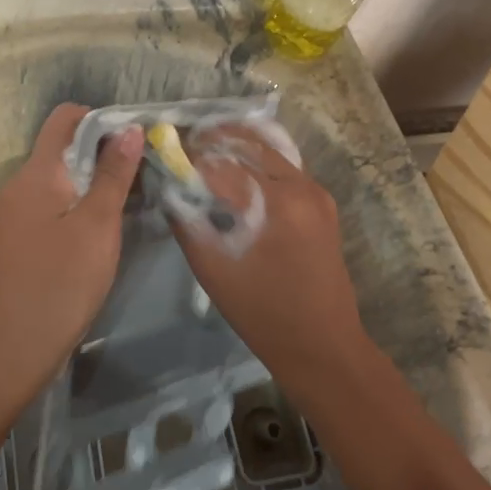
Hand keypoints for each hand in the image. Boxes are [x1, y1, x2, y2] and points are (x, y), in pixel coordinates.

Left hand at [0, 103, 143, 400]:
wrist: (7, 352)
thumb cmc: (58, 285)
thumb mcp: (97, 228)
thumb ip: (113, 176)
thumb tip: (129, 129)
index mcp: (36, 173)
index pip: (65, 119)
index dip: (102, 120)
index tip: (136, 142)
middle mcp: (19, 186)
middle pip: (63, 149)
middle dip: (102, 155)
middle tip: (143, 177)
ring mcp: (14, 215)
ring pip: (58, 181)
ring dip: (92, 185)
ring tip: (129, 206)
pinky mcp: (17, 242)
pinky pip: (50, 208)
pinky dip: (77, 209)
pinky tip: (100, 235)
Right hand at [174, 125, 364, 380]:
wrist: (324, 348)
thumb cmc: (263, 313)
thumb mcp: (212, 268)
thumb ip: (186, 220)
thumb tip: (168, 185)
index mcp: (275, 201)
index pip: (221, 160)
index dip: (189, 155)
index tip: (166, 154)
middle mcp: (300, 186)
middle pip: (249, 144)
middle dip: (213, 141)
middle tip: (184, 148)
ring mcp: (316, 192)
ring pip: (268, 151)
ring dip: (236, 147)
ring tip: (205, 156)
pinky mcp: (322, 203)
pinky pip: (283, 168)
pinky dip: (257, 162)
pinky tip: (235, 175)